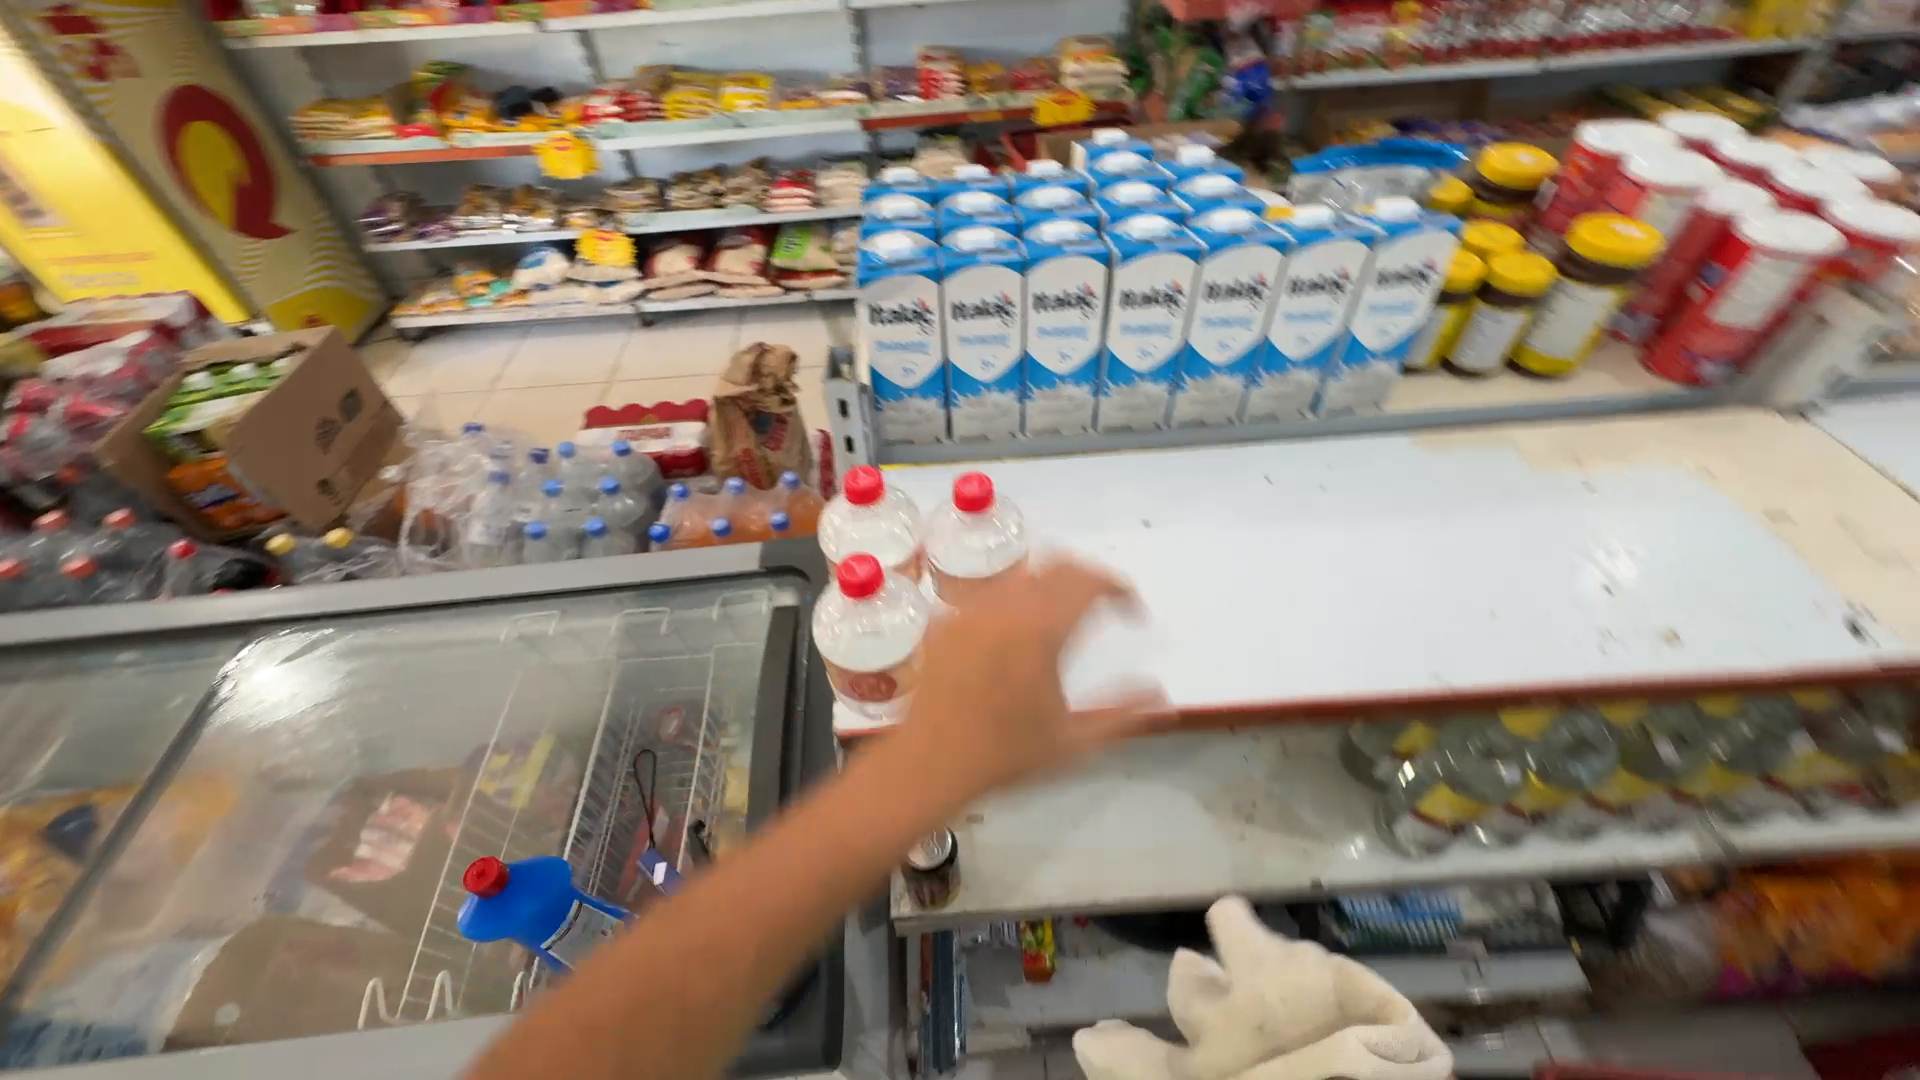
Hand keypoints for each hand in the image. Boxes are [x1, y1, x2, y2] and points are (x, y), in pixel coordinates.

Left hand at [895, 556, 1170, 800]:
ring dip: (1049, 581)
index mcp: (1043, 629)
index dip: (1119, 588)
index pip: (1090, 581)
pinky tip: (1013, 628)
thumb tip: (1162, 696)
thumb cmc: (1005, 753)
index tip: (1132, 610)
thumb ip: (1122, 713)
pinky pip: (986, 592)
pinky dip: (1011, 598)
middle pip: (1057, 564)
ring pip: (1019, 571)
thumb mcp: (1072, 740)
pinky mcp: (945, 620)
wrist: (930, 761)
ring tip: (1060, 610)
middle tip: (1103, 603)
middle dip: (1088, 576)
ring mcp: (971, 609)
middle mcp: (1007, 607)